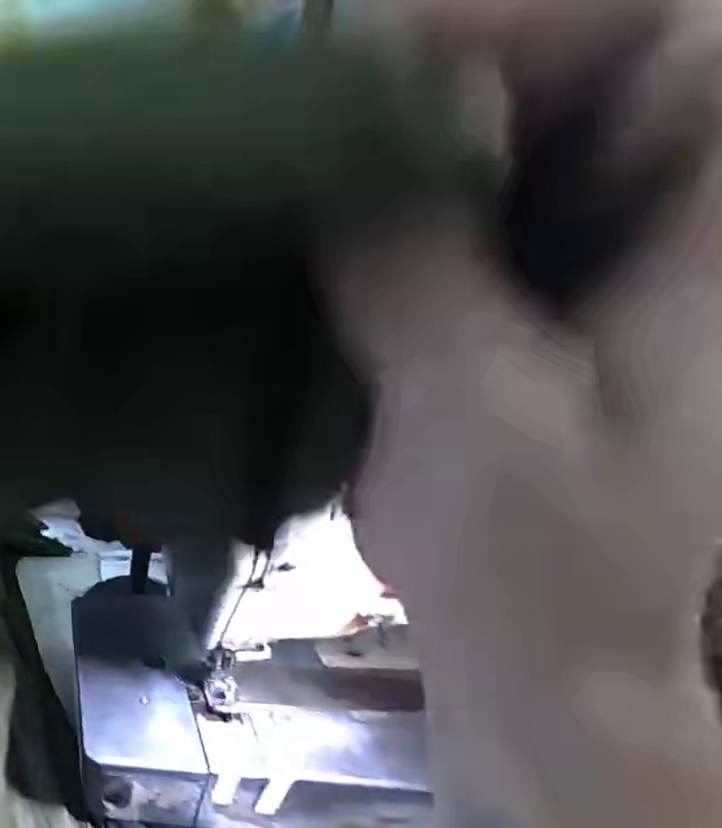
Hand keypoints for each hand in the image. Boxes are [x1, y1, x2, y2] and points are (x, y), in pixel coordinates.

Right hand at [333, 0, 721, 676]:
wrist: (538, 634)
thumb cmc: (534, 540)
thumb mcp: (476, 405)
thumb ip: (425, 281)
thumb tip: (352, 170)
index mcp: (715, 231)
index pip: (665, 45)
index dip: (517, 22)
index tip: (360, 51)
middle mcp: (668, 223)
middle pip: (579, 85)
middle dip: (437, 76)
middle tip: (294, 99)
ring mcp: (585, 269)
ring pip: (505, 158)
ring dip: (394, 149)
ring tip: (281, 155)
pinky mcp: (509, 315)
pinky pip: (453, 231)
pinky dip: (380, 217)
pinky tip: (305, 229)